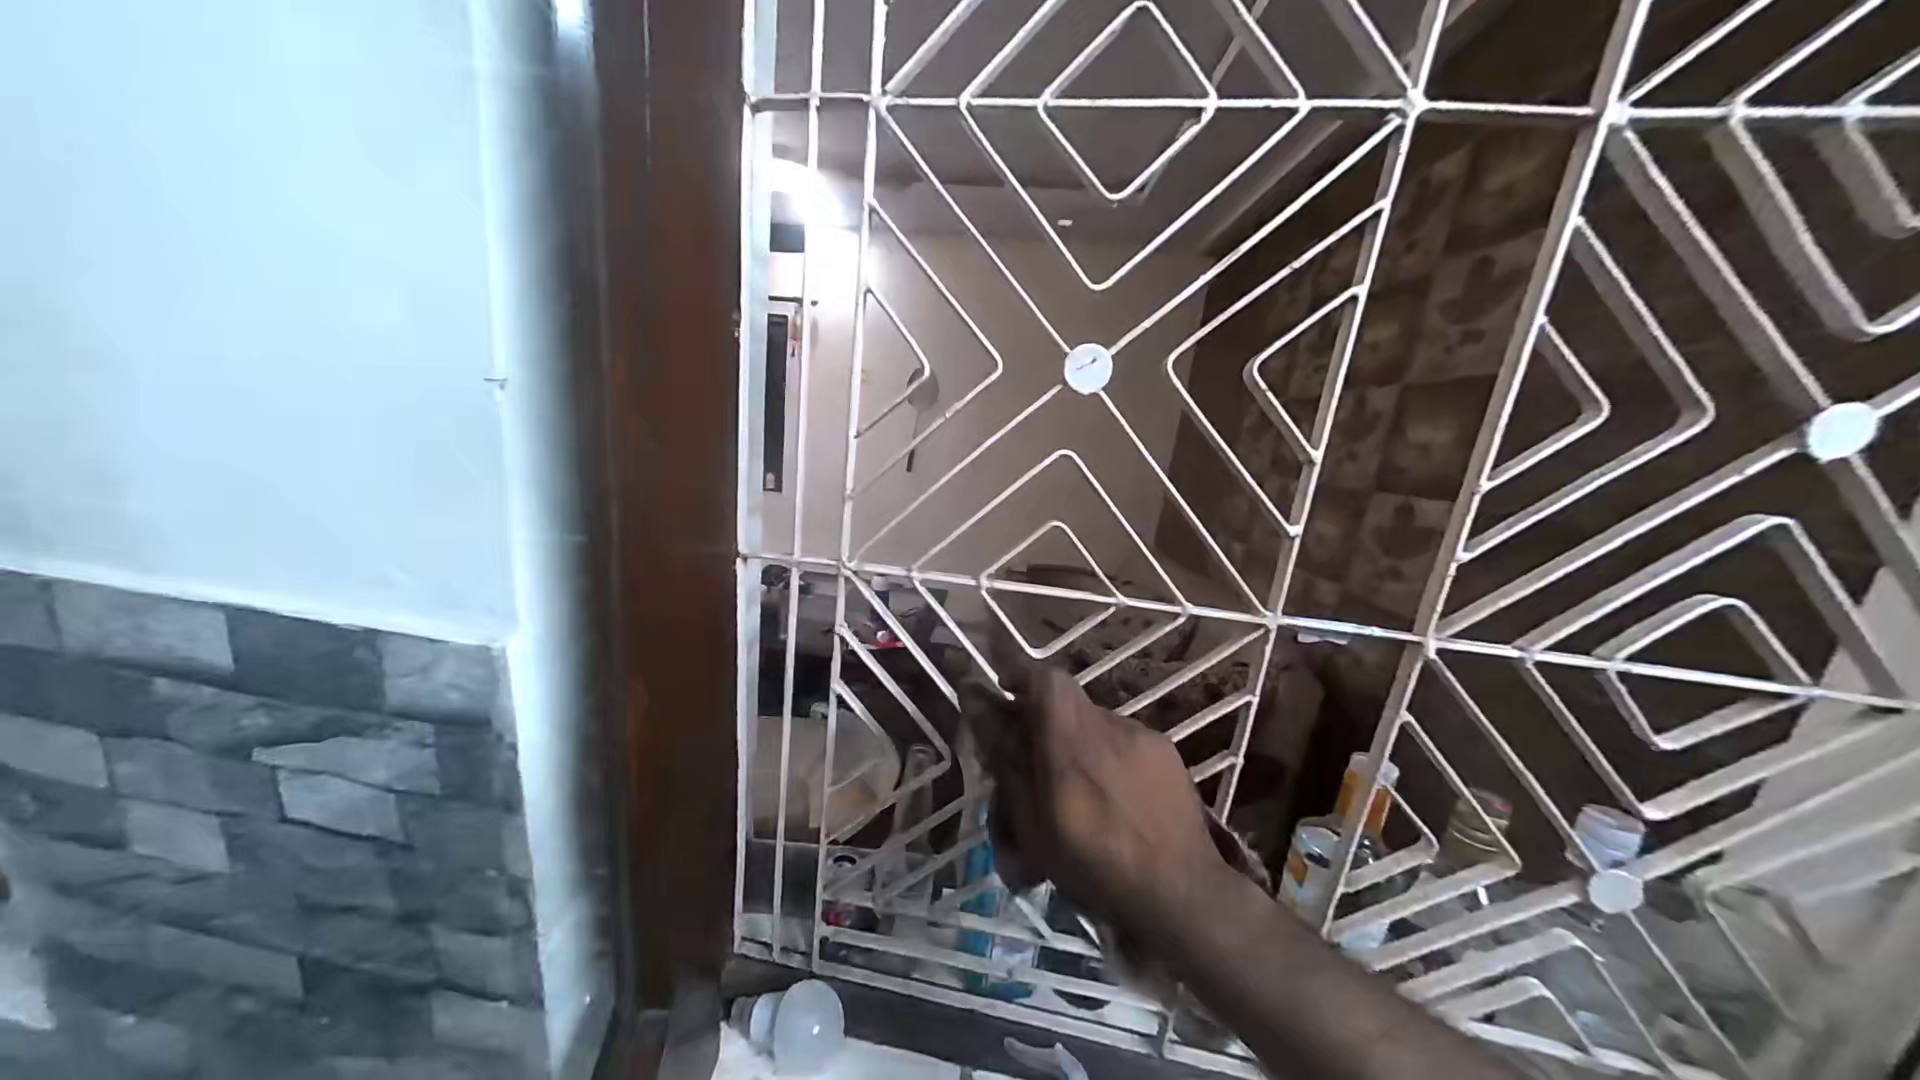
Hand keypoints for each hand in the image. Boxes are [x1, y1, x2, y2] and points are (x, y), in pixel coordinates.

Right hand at [968, 662, 1230, 939]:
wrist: (1185, 895)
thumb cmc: (1097, 870)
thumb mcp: (1035, 827)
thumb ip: (1008, 760)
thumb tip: (978, 705)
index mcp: (1071, 746)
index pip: (1045, 679)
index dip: (1021, 675)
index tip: (1004, 691)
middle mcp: (1108, 728)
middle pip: (1066, 700)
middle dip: (1043, 722)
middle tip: (1033, 763)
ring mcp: (1142, 736)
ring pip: (1093, 722)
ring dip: (1075, 745)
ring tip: (1075, 795)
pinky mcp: (1166, 750)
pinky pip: (1122, 739)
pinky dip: (1106, 757)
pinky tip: (1113, 800)